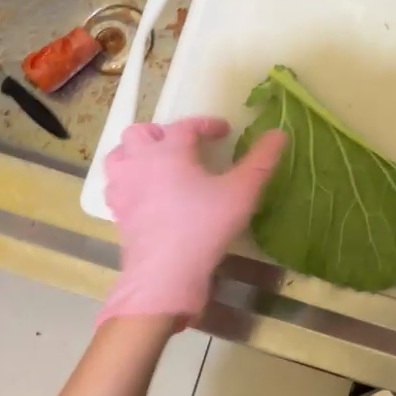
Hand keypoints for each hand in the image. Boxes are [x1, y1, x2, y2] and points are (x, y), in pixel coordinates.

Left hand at [98, 117, 285, 323]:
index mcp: (169, 150)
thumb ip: (261, 161)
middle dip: (161, 132)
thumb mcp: (242, 192)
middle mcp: (140, 162)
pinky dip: (129, 183)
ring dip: (136, 154)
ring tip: (156, 163)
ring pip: (118, 156)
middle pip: (140, 133)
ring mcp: (123, 188)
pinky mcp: (118, 214)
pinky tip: (145, 195)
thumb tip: (279, 134)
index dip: (206, 124)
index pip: (186, 125)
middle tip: (182, 144)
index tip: (224, 131)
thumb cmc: (205, 225)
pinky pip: (116, 188)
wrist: (166, 271)